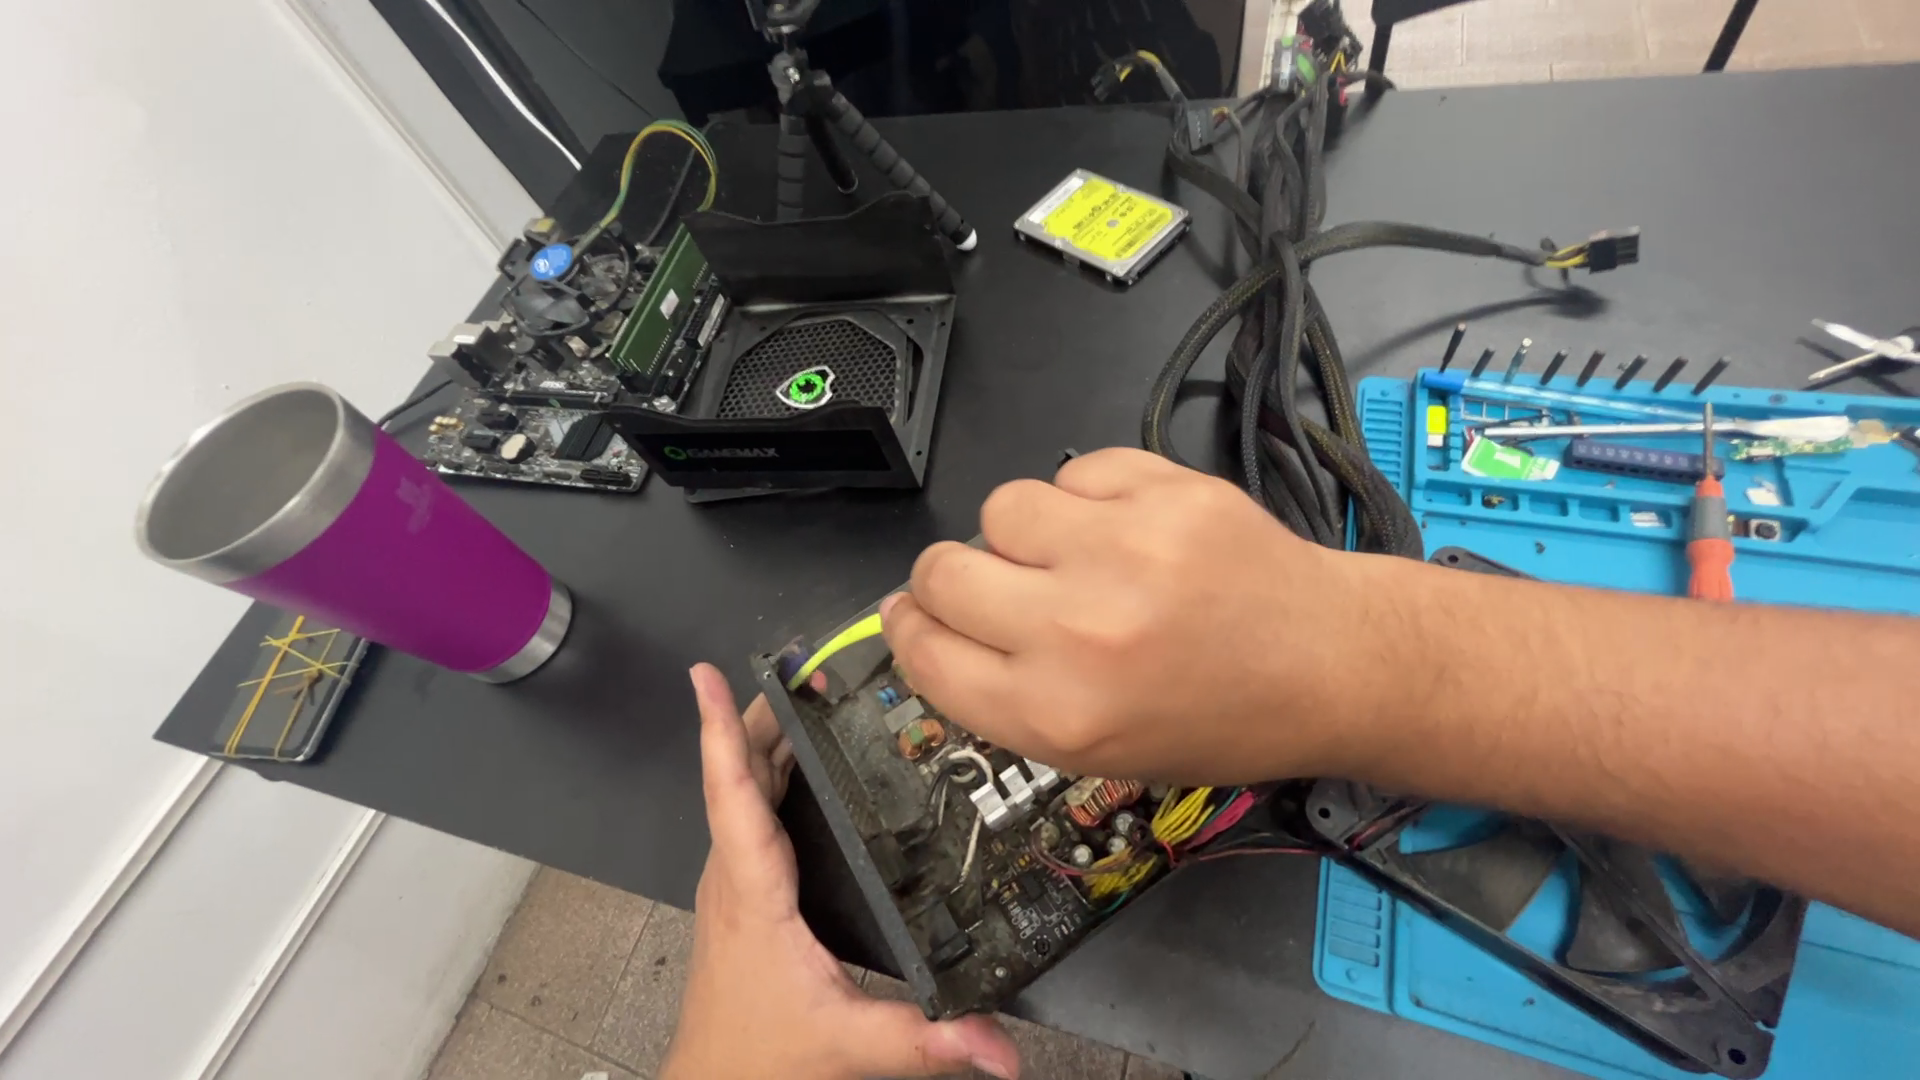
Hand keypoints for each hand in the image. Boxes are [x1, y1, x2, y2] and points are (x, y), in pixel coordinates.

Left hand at [662, 664, 1019, 1079]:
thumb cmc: (765, 1059)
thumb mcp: (849, 1046)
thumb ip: (926, 1041)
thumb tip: (1004, 1049)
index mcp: (754, 888)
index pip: (734, 793)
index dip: (720, 728)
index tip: (705, 675)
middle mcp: (734, 870)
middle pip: (736, 772)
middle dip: (759, 711)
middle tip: (802, 667)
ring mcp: (732, 876)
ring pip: (739, 786)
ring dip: (760, 734)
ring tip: (805, 694)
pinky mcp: (741, 885)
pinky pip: (747, 807)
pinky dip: (765, 767)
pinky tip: (800, 758)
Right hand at [879, 448, 1402, 783]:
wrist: (1329, 663)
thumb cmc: (1210, 720)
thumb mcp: (1091, 746)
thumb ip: (997, 690)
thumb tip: (921, 616)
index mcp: (1055, 715)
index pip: (925, 655)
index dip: (909, 628)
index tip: (913, 614)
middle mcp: (1077, 632)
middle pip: (942, 570)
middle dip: (951, 579)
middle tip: (999, 586)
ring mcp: (1124, 551)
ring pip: (1001, 507)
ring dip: (1024, 534)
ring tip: (1075, 554)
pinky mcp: (1165, 491)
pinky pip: (1073, 473)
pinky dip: (1085, 499)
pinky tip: (1127, 529)